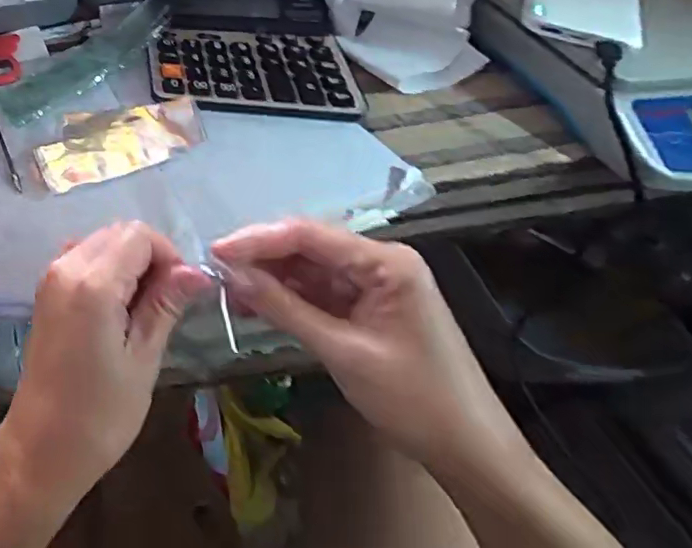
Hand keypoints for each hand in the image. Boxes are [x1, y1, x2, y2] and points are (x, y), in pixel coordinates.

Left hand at [0, 222, 210, 509]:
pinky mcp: (46, 289)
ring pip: (100, 242)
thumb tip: (196, 272)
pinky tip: (117, 307)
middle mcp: (66, 266)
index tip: (182, 291)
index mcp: (92, 282)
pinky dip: (106, 268)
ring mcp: (51, 275)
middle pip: (118, 232)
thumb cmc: (99, 414)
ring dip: (127, 261)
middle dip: (149, 256)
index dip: (167, 254)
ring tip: (143, 308)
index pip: (138, 235)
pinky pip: (82, 258)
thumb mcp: (142, 359)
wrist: (41, 447)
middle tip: (166, 302)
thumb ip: (164, 305)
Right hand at [211, 219, 529, 477]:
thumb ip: (285, 309)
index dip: (258, 240)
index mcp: (386, 261)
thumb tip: (232, 276)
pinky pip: (319, 292)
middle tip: (217, 268)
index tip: (217, 251)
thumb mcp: (344, 352)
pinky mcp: (368, 306)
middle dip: (261, 258)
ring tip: (229, 288)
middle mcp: (380, 262)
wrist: (475, 456)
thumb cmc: (417, 401)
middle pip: (307, 247)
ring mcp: (374, 284)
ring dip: (270, 279)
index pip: (309, 235)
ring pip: (309, 269)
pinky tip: (256, 303)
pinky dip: (288, 298)